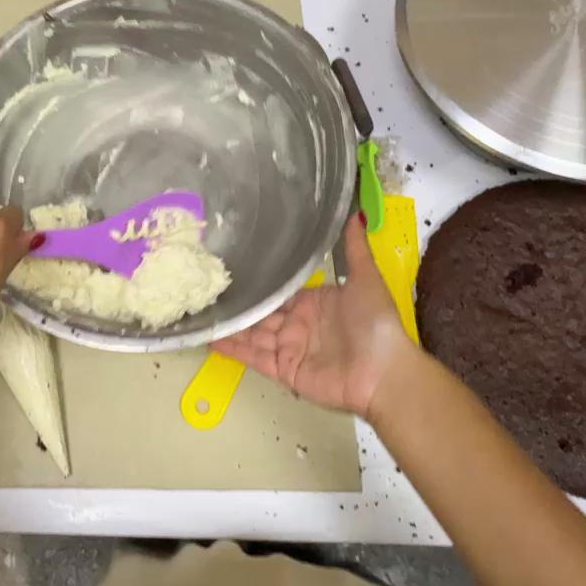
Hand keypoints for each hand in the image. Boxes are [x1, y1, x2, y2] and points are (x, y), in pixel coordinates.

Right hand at [212, 216, 418, 417]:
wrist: (384, 373)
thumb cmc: (376, 323)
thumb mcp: (366, 278)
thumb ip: (353, 248)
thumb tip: (353, 212)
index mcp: (313, 303)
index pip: (279, 291)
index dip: (258, 282)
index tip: (232, 266)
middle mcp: (298, 324)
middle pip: (261, 312)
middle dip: (238, 303)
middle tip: (206, 288)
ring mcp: (290, 348)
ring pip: (252, 334)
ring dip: (230, 325)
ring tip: (201, 311)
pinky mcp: (284, 370)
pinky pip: (254, 358)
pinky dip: (233, 350)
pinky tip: (211, 338)